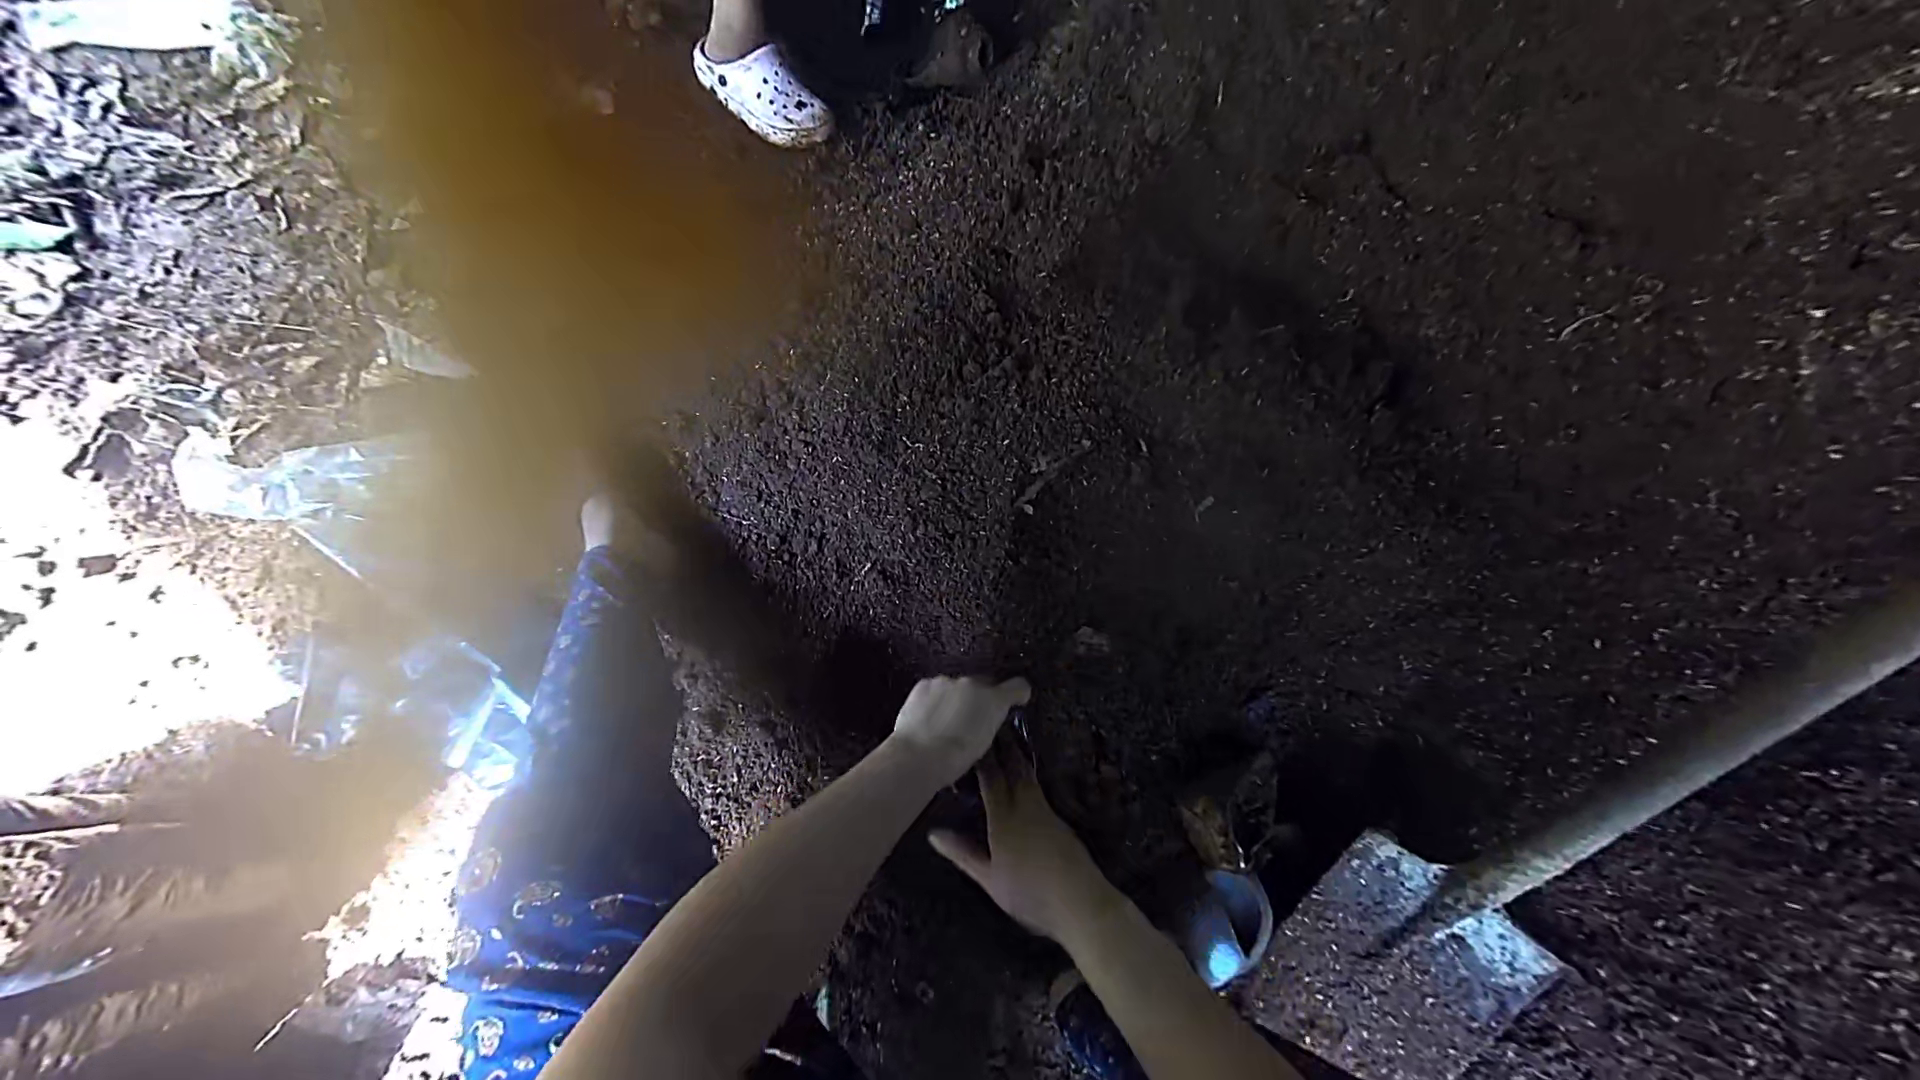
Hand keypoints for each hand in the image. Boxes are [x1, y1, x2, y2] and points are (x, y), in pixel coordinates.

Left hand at [888, 676, 1030, 786]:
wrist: (918, 755)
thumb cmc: (956, 758)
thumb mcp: (984, 742)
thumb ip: (989, 720)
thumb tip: (985, 716)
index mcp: (994, 700)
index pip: (1018, 686)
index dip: (1018, 693)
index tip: (1016, 700)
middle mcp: (973, 683)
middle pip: (983, 684)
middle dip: (980, 697)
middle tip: (970, 718)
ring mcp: (947, 681)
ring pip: (956, 686)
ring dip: (955, 697)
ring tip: (943, 720)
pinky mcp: (924, 683)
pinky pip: (935, 688)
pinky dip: (934, 698)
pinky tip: (926, 716)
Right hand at [929, 736, 1117, 943]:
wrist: (1080, 900)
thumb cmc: (1029, 892)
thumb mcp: (989, 878)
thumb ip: (963, 853)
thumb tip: (934, 833)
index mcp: (1003, 817)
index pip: (990, 778)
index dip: (982, 756)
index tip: (973, 734)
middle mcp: (1025, 805)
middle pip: (1014, 768)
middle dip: (1004, 745)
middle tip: (995, 725)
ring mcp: (1046, 811)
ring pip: (1028, 776)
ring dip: (1017, 757)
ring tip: (1009, 743)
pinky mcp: (1060, 820)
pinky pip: (1038, 788)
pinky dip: (1028, 775)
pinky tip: (1026, 778)